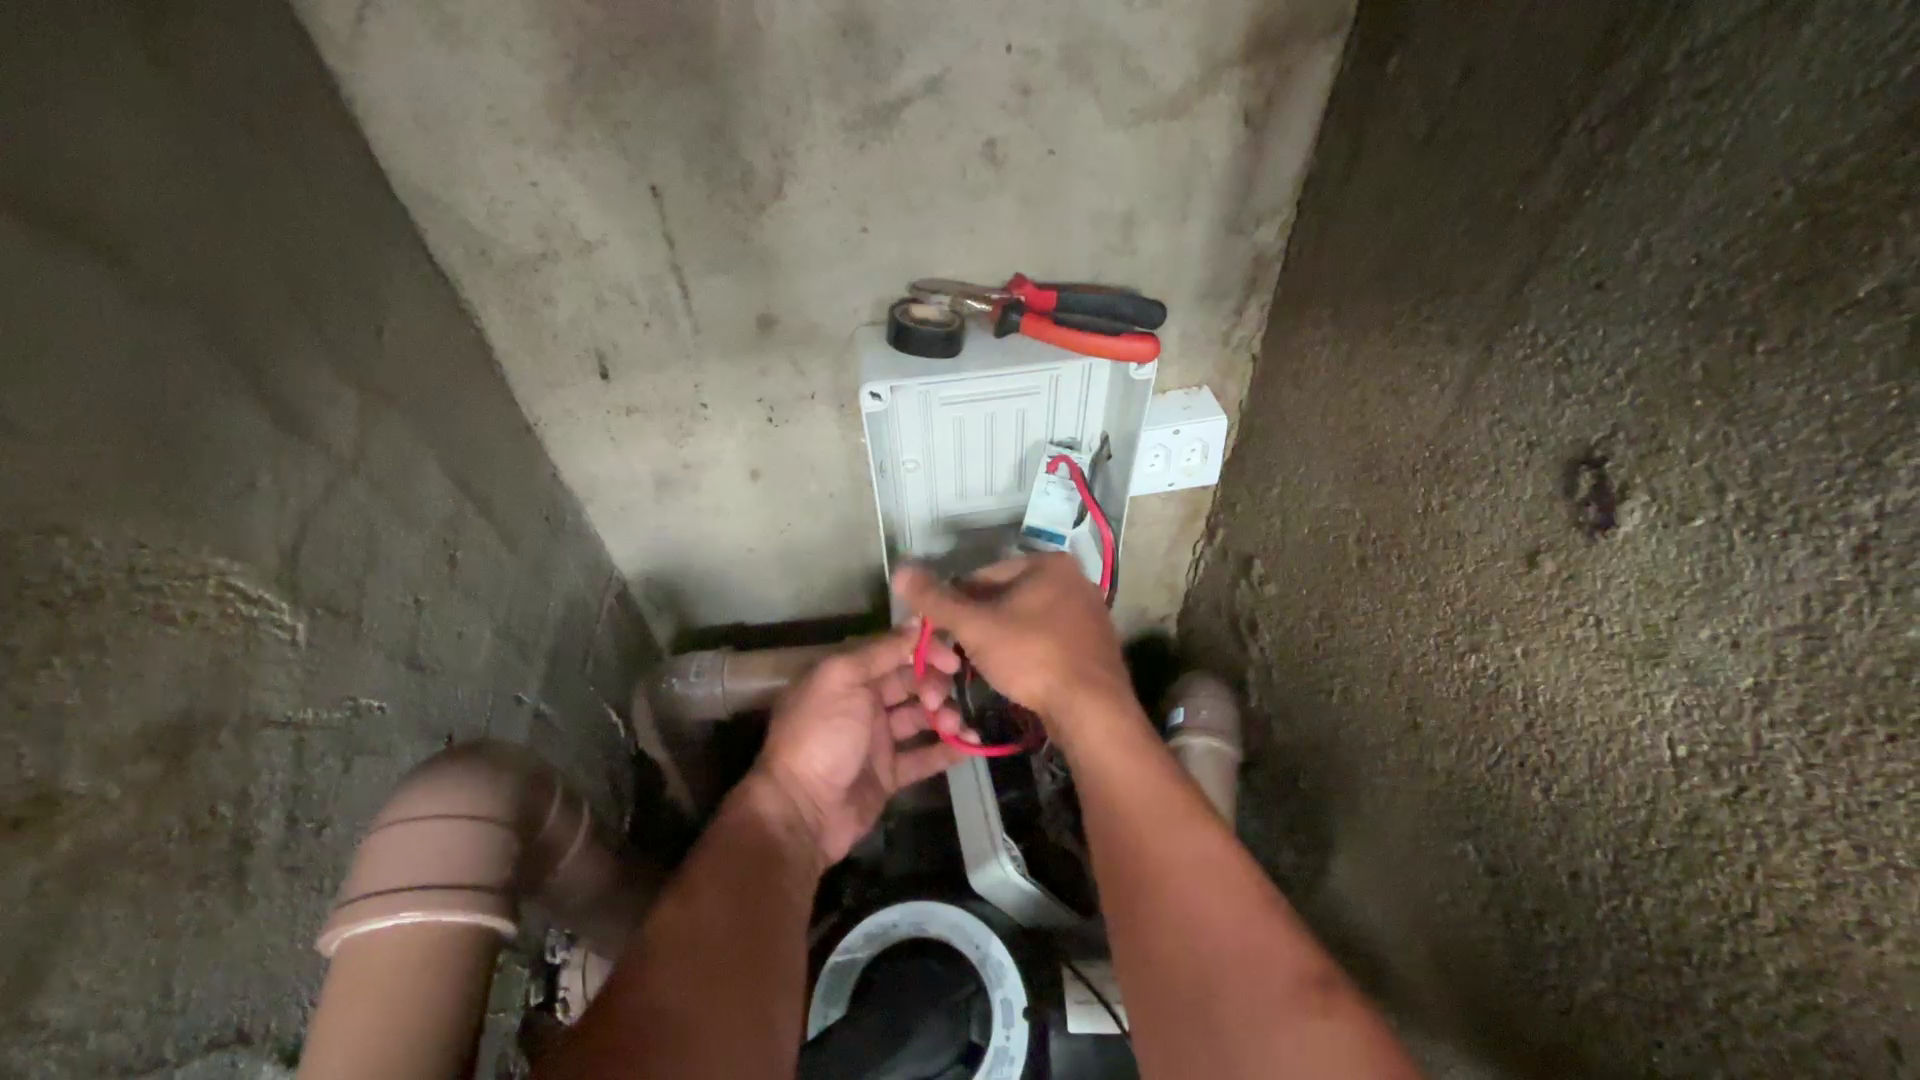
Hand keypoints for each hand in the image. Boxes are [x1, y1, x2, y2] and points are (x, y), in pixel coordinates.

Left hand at [749, 625, 966, 864]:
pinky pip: (924, 755)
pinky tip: (972, 745)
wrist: (802, 810)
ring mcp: (876, 739)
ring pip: (921, 717)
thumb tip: (915, 623)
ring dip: (944, 715)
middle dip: (934, 685)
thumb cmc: (820, 735)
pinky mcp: (888, 773)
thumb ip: (879, 650)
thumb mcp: (841, 679)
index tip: (950, 658)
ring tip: (955, 725)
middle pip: (910, 682)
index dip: (923, 650)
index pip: (892, 651)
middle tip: (940, 700)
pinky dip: (948, 749)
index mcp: (845, 676)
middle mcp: (861, 703)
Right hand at [893, 554, 1133, 738]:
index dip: (953, 604)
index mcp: (1048, 563)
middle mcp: (1074, 580)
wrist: (1091, 708)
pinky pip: (1048, 642)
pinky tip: (1016, 677)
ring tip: (981, 668)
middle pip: (1005, 598)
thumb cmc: (1032, 657)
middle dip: (978, 625)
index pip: (982, 576)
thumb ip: (936, 600)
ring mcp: (1089, 614)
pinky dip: (1027, 655)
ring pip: (1026, 622)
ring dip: (1000, 642)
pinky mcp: (1094, 646)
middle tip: (957, 655)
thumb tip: (900, 569)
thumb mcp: (975, 626)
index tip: (938, 632)